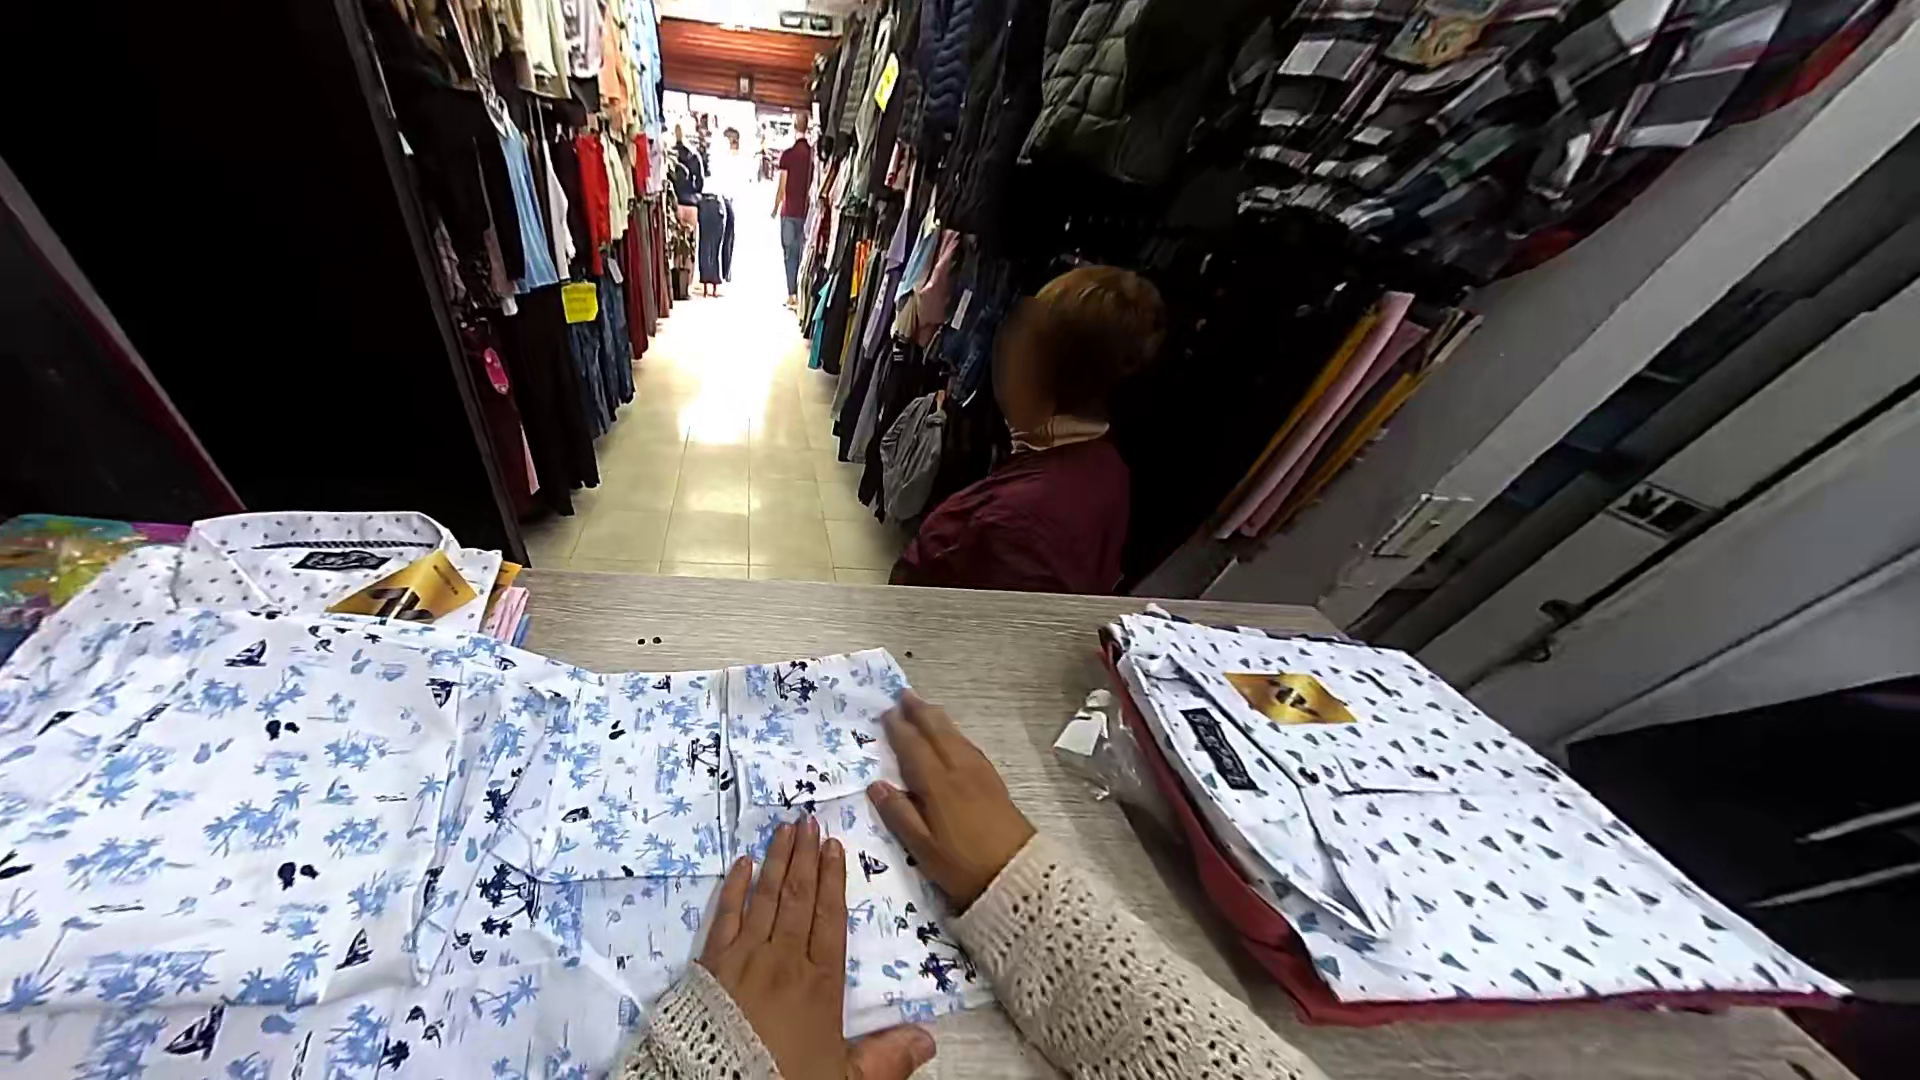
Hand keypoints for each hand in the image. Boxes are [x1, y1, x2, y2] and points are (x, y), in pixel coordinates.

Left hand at [700, 820, 934, 1079]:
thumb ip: (886, 1058)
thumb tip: (931, 1040)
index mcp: (819, 981)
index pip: (830, 916)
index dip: (833, 879)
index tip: (835, 845)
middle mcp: (785, 958)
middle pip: (799, 896)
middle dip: (806, 856)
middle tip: (809, 821)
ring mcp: (746, 957)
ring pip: (767, 896)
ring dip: (777, 860)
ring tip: (785, 828)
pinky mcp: (713, 964)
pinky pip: (725, 917)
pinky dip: (734, 888)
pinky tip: (742, 863)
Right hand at [868, 693, 1036, 908]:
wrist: (1016, 872)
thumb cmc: (963, 865)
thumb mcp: (923, 848)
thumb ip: (899, 814)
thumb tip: (876, 784)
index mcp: (938, 784)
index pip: (914, 747)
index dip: (899, 729)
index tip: (887, 713)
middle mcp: (958, 768)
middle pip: (937, 731)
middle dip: (920, 711)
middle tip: (904, 694)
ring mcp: (978, 771)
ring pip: (954, 734)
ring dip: (937, 717)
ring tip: (925, 707)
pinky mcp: (992, 778)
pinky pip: (967, 743)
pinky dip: (953, 731)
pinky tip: (952, 735)